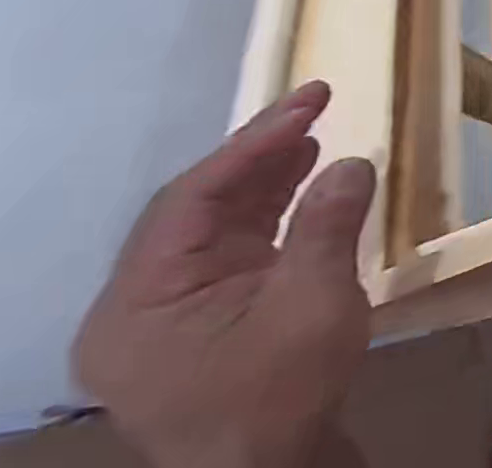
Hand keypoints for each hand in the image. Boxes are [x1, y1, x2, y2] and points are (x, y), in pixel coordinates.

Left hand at [73, 82, 376, 467]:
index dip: (251, 145)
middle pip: (198, 205)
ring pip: (220, 221)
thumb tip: (351, 162)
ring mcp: (177, 308)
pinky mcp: (213, 312)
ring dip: (270, 175)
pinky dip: (278, 208)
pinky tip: (310, 180)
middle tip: (315, 100)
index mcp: (140, 303)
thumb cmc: (282, 391)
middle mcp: (144, 299)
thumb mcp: (313, 305)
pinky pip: (241, 244)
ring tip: (314, 130)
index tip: (309, 103)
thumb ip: (327, 227)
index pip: (189, 200)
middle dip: (259, 150)